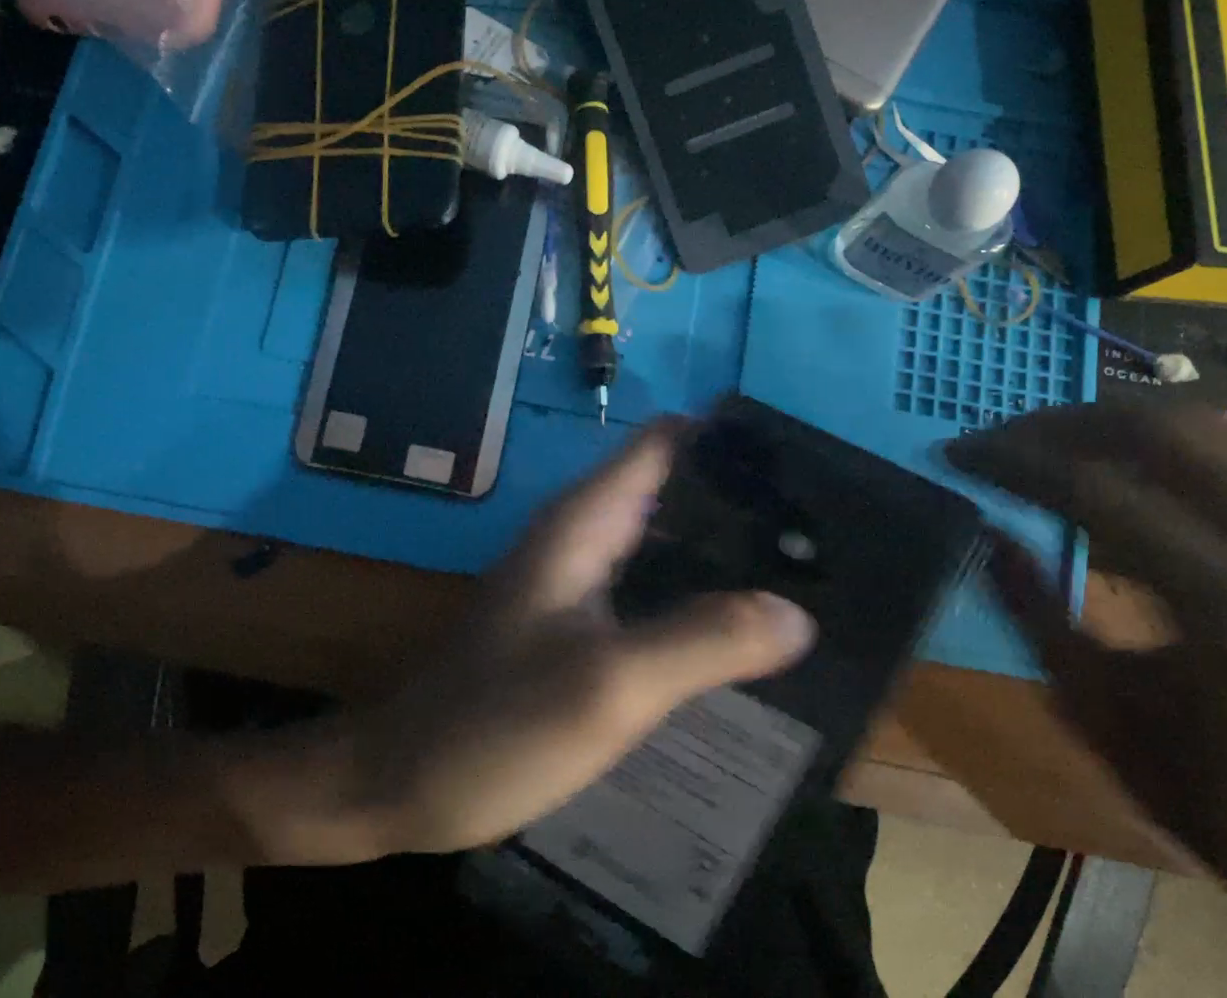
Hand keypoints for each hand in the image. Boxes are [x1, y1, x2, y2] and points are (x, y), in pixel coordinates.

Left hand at [346, 418, 815, 855]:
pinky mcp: (572, 630)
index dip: (732, 444)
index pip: (665, 444)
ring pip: (661, 545)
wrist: (402, 783)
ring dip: (722, 556)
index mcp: (582, 525)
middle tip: (824, 538)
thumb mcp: (608, 685)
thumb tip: (797, 612)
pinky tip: (738, 638)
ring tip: (804, 581)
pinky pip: (646, 596)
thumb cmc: (496, 727)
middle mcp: (578, 540)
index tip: (805, 470)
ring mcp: (572, 586)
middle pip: (671, 492)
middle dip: (741, 505)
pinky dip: (693, 601)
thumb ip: (703, 641)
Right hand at [946, 405, 1226, 994]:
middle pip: (1164, 432)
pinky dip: (1172, 462)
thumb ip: (1036, 612)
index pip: (1101, 492)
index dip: (1014, 461)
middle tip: (994, 437)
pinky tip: (1125, 485)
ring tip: (1046, 450)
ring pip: (1214, 433)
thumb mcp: (1103, 717)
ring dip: (1114, 432)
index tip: (954, 453)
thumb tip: (987, 534)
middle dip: (1060, 423)